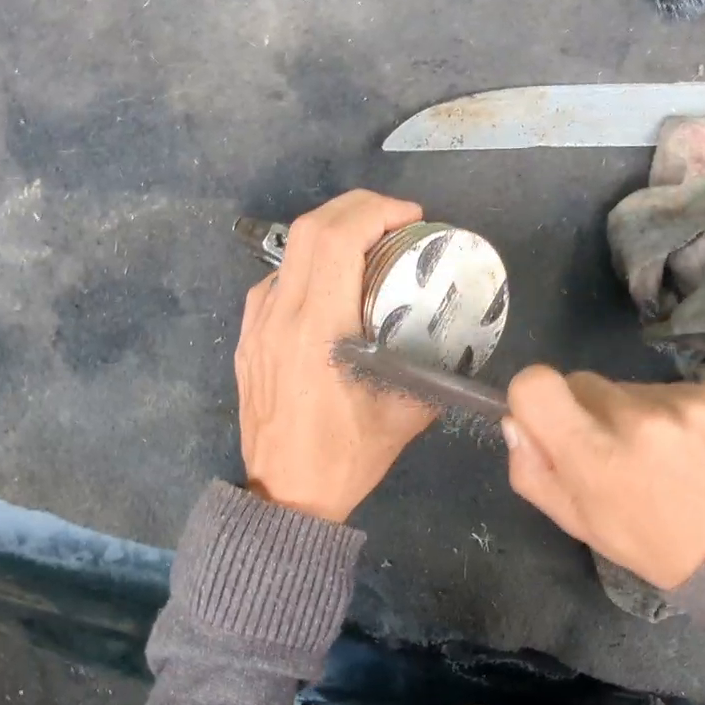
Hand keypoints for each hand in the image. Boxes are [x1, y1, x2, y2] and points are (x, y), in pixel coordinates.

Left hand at [235, 191, 437, 523]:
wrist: (283, 497)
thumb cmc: (344, 460)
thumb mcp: (403, 419)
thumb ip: (431, 375)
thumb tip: (458, 347)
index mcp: (318, 330)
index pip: (338, 239)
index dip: (377, 212)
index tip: (412, 219)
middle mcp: (280, 316)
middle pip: (309, 229)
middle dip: (356, 208)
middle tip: (395, 221)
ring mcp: (256, 326)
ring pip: (289, 252)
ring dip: (330, 234)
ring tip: (368, 248)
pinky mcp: (246, 340)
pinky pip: (274, 283)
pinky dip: (307, 268)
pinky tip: (331, 288)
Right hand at [502, 367, 704, 589]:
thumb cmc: (656, 547)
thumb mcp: (582, 526)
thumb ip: (535, 473)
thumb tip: (517, 423)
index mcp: (597, 457)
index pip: (535, 384)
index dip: (530, 397)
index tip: (545, 421)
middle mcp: (636, 417)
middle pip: (579, 382)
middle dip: (583, 412)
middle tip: (611, 453)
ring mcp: (681, 401)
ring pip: (625, 388)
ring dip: (629, 414)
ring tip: (661, 459)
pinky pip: (667, 390)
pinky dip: (669, 414)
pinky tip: (691, 450)